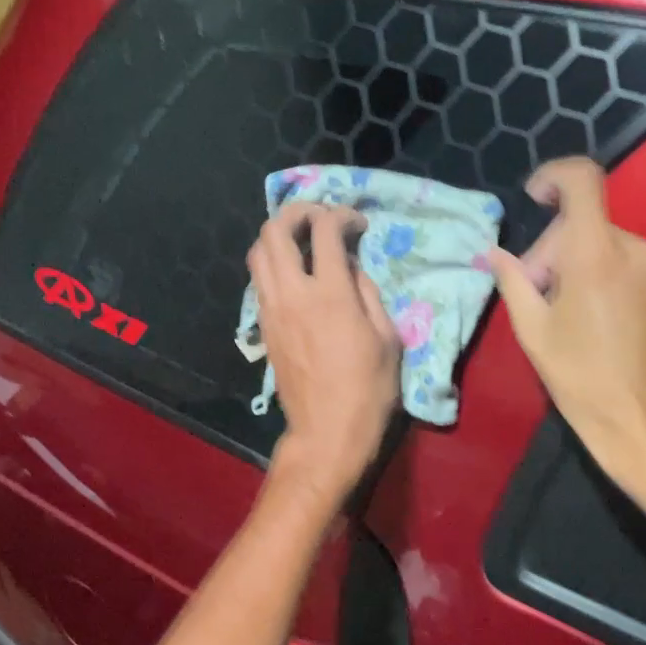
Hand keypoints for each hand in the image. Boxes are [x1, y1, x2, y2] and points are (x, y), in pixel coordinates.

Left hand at [248, 203, 400, 507]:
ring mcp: (271, 310)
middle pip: (275, 230)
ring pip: (257, 252)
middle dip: (297, 212)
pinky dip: (273, 262)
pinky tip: (296, 272)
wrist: (328, 432)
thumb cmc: (369, 389)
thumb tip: (350, 267)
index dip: (341, 214)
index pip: (324, 229)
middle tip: (321, 217)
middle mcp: (292, 293)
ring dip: (278, 235)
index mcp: (330, 294)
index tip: (357, 224)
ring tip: (303, 240)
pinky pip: (259, 279)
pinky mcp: (263, 327)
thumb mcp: (387, 337)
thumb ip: (368, 293)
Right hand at [490, 158, 645, 503]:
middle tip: (535, 296)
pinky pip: (624, 261)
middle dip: (552, 250)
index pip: (582, 180)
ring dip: (576, 264)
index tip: (534, 199)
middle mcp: (632, 248)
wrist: (642, 419)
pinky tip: (592, 317)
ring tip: (564, 313)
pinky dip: (601, 274)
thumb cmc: (580, 377)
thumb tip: (494, 254)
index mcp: (596, 253)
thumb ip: (513, 280)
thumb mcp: (533, 330)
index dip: (554, 176)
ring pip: (602, 243)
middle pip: (583, 224)